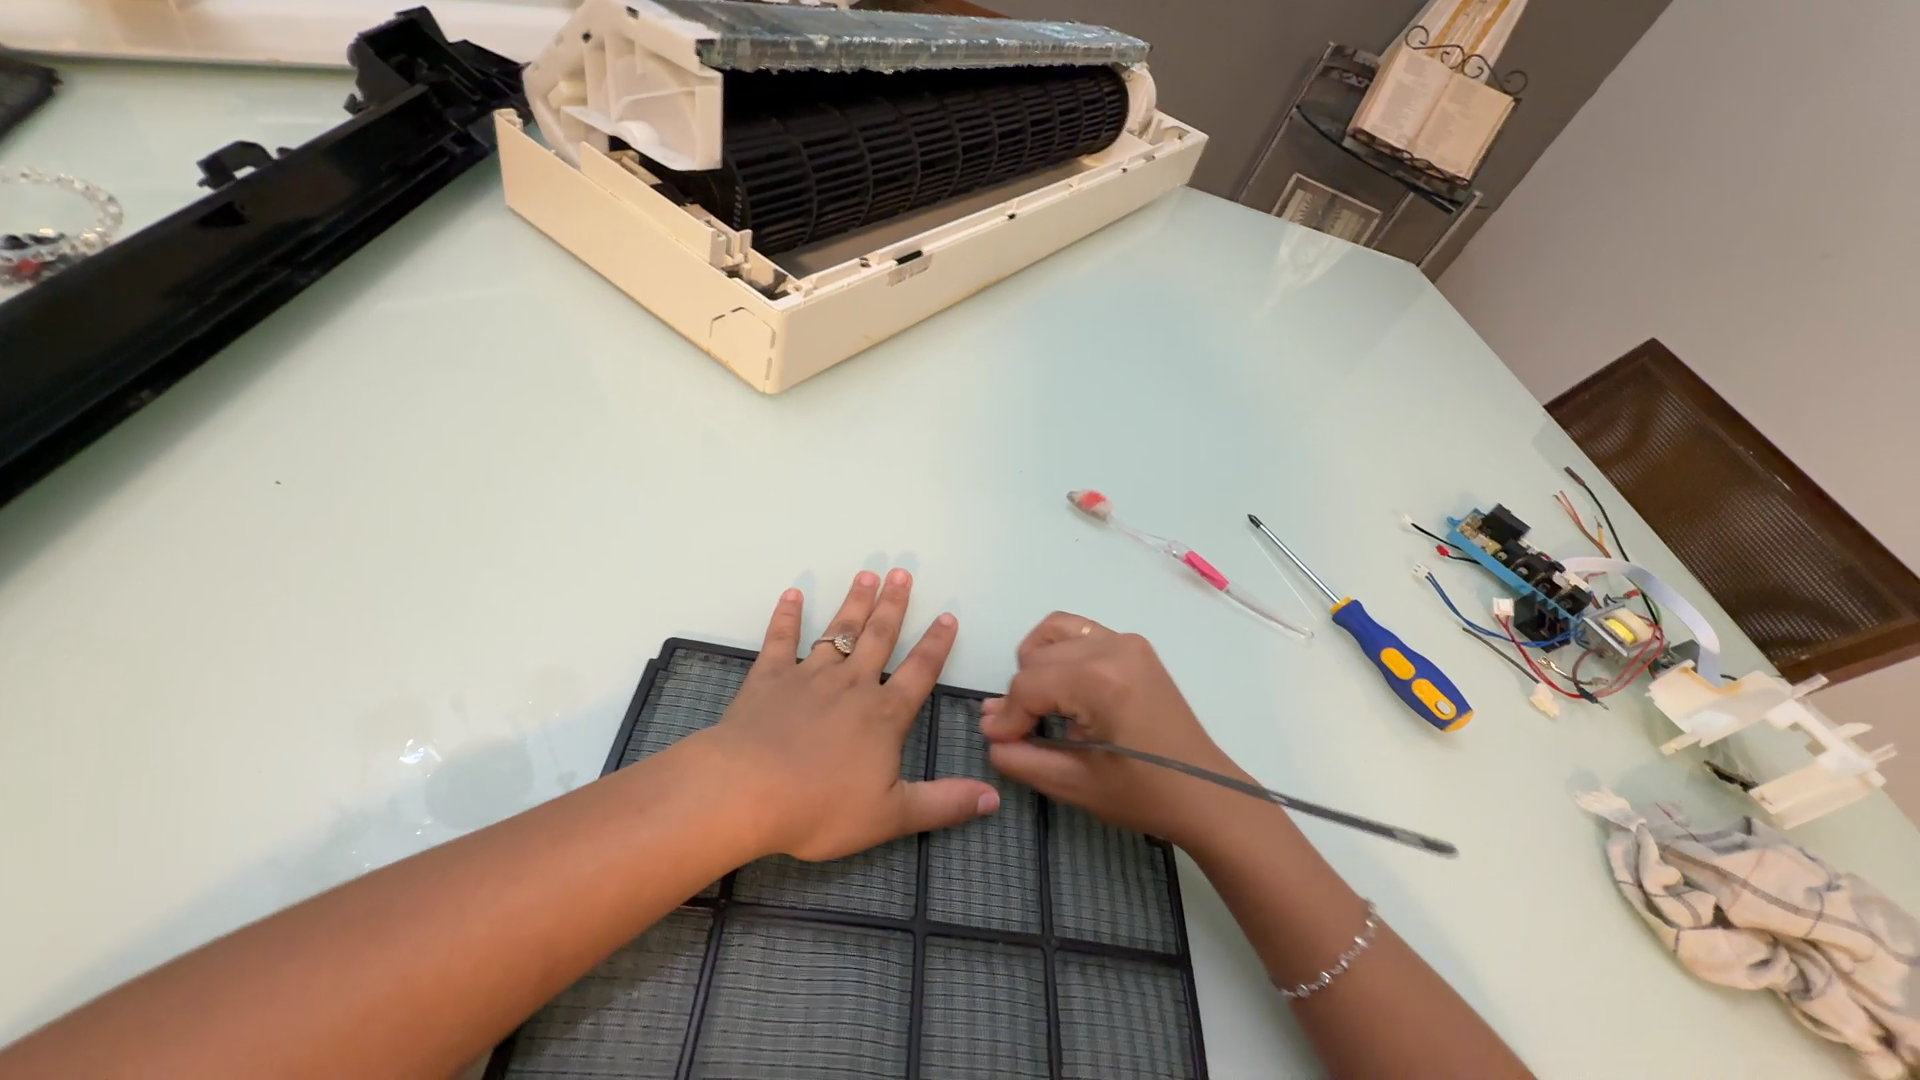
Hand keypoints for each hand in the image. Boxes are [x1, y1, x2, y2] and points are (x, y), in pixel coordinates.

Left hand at [698, 570, 1000, 861]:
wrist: (746, 792)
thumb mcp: (891, 815)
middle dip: (894, 605)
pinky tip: (792, 595)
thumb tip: (994, 798)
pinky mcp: (768, 678)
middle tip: (902, 572)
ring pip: (838, 631)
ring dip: (854, 602)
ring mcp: (808, 676)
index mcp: (883, 716)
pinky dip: (786, 616)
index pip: (919, 672)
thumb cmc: (820, 807)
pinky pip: (780, 639)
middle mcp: (851, 686)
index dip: (936, 645)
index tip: (947, 616)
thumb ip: (944, 804)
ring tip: (866, 575)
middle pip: (879, 637)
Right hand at [982, 612, 1252, 848]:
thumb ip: (1021, 758)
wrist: (1206, 794)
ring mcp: (1127, 642)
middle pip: (1037, 659)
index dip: (1007, 717)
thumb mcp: (1074, 785)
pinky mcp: (1134, 647)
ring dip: (1037, 667)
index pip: (1028, 685)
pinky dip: (1059, 652)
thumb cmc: (1143, 795)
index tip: (999, 743)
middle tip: (1021, 734)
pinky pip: (1079, 632)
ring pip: (1053, 634)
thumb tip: (990, 734)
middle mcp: (1114, 648)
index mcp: (1102, 680)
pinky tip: (1064, 689)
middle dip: (1021, 697)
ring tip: (1041, 705)